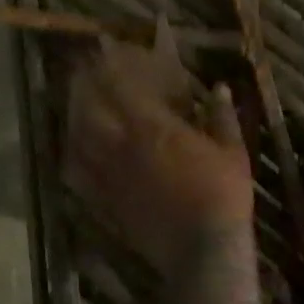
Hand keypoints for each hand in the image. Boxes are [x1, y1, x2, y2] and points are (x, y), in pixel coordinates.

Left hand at [63, 39, 253, 274]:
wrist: (202, 251)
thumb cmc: (222, 194)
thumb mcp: (232, 151)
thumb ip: (222, 117)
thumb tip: (220, 89)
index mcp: (152, 127)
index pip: (120, 87)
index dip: (109, 67)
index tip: (104, 52)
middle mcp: (121, 146)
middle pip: (88, 108)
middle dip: (81, 86)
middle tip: (79, 72)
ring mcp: (109, 176)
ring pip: (77, 139)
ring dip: (71, 117)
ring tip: (72, 106)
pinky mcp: (105, 202)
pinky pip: (78, 176)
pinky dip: (71, 159)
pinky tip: (72, 152)